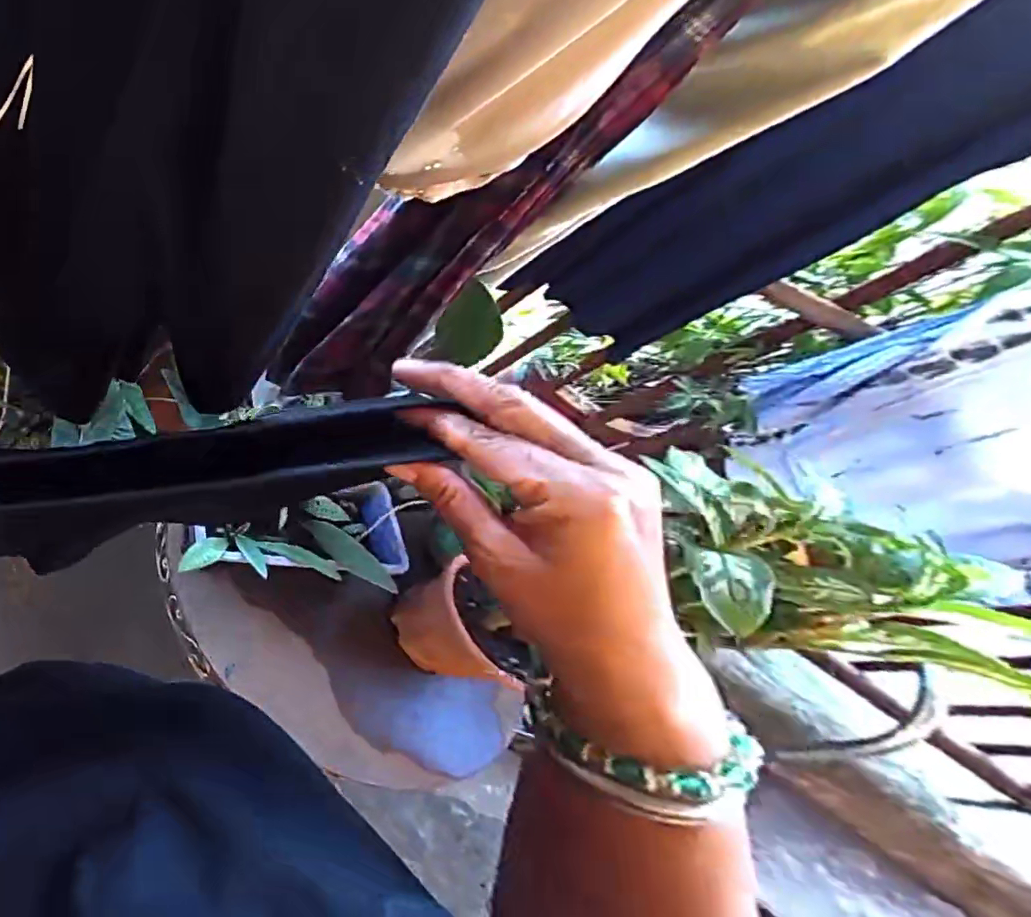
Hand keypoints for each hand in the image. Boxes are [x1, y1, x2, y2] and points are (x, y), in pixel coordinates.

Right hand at [387, 360, 727, 766]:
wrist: (631, 660)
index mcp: (579, 495)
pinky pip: (558, 435)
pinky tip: (482, 413)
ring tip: (438, 383)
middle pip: (520, 408)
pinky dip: (515, 422)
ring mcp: (622, 468)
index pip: (492, 443)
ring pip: (541, 415)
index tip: (400, 409)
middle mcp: (609, 468)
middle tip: (410, 370)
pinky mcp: (622, 474)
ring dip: (486, 398)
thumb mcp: (496, 557)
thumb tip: (405, 461)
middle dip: (460, 384)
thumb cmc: (559, 619)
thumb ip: (452, 497)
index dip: (440, 423)